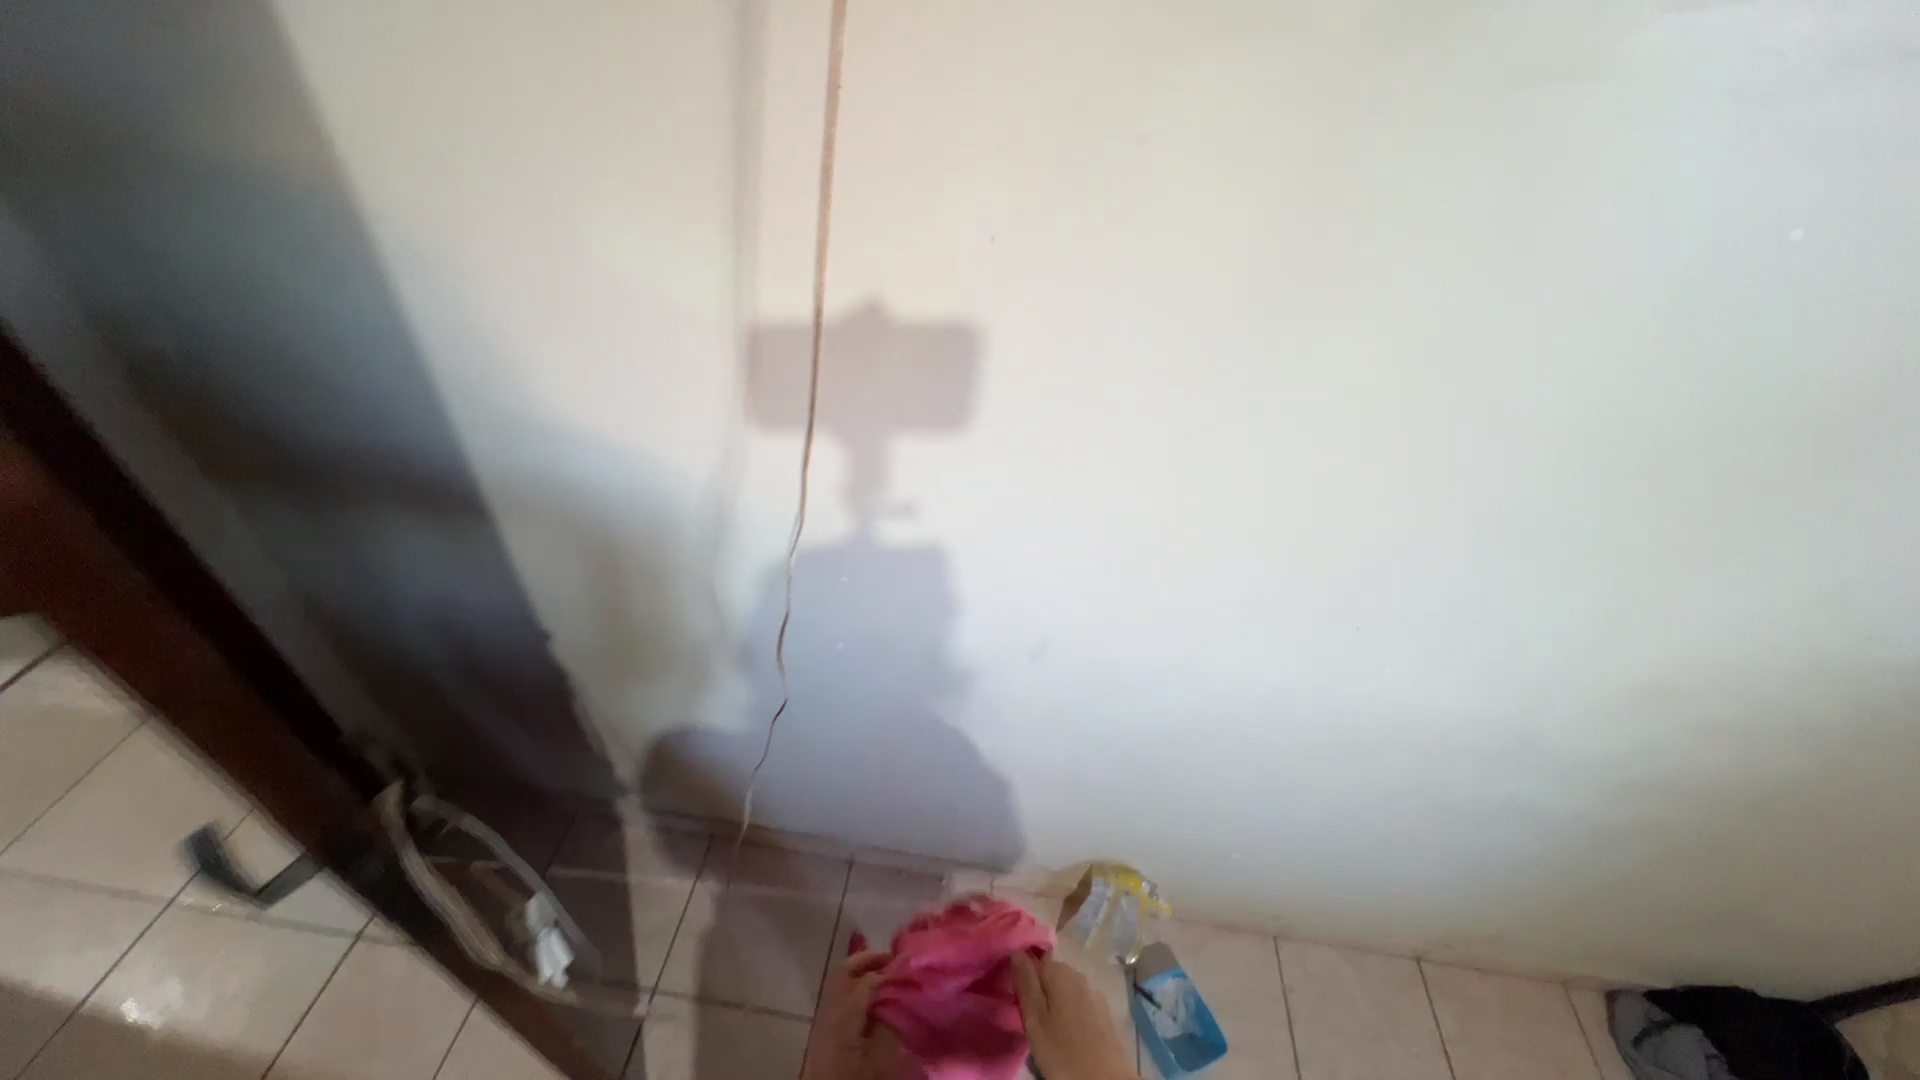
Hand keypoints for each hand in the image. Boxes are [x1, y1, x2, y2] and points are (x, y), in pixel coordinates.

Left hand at [801, 950, 898, 1079]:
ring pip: (839, 979)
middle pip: (844, 970)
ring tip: (883, 971)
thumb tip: (895, 998)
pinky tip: (870, 993)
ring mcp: (823, 1016)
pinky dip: (854, 984)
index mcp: (843, 1016)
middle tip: (891, 959)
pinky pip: (838, 993)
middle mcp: (829, 1009)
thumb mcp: (880, 1060)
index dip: (887, 971)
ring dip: (860, 969)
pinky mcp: (823, 1026)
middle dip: (868, 959)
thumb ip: (887, 1025)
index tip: (906, 968)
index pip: (865, 981)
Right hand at [1011, 953, 1136, 1079]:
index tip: (1016, 996)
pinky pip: (1079, 1004)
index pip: (1033, 958)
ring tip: (1047, 1029)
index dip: (1022, 975)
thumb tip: (1017, 950)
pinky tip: (1067, 1034)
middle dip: (1039, 990)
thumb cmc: (1063, 1051)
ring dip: (1055, 1003)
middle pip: (1050, 974)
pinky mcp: (1104, 1013)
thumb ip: (1025, 982)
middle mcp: (1079, 975)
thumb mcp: (1034, 1019)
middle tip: (1029, 1017)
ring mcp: (1094, 994)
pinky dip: (1070, 1014)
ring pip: (1065, 991)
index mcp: (1059, 972)